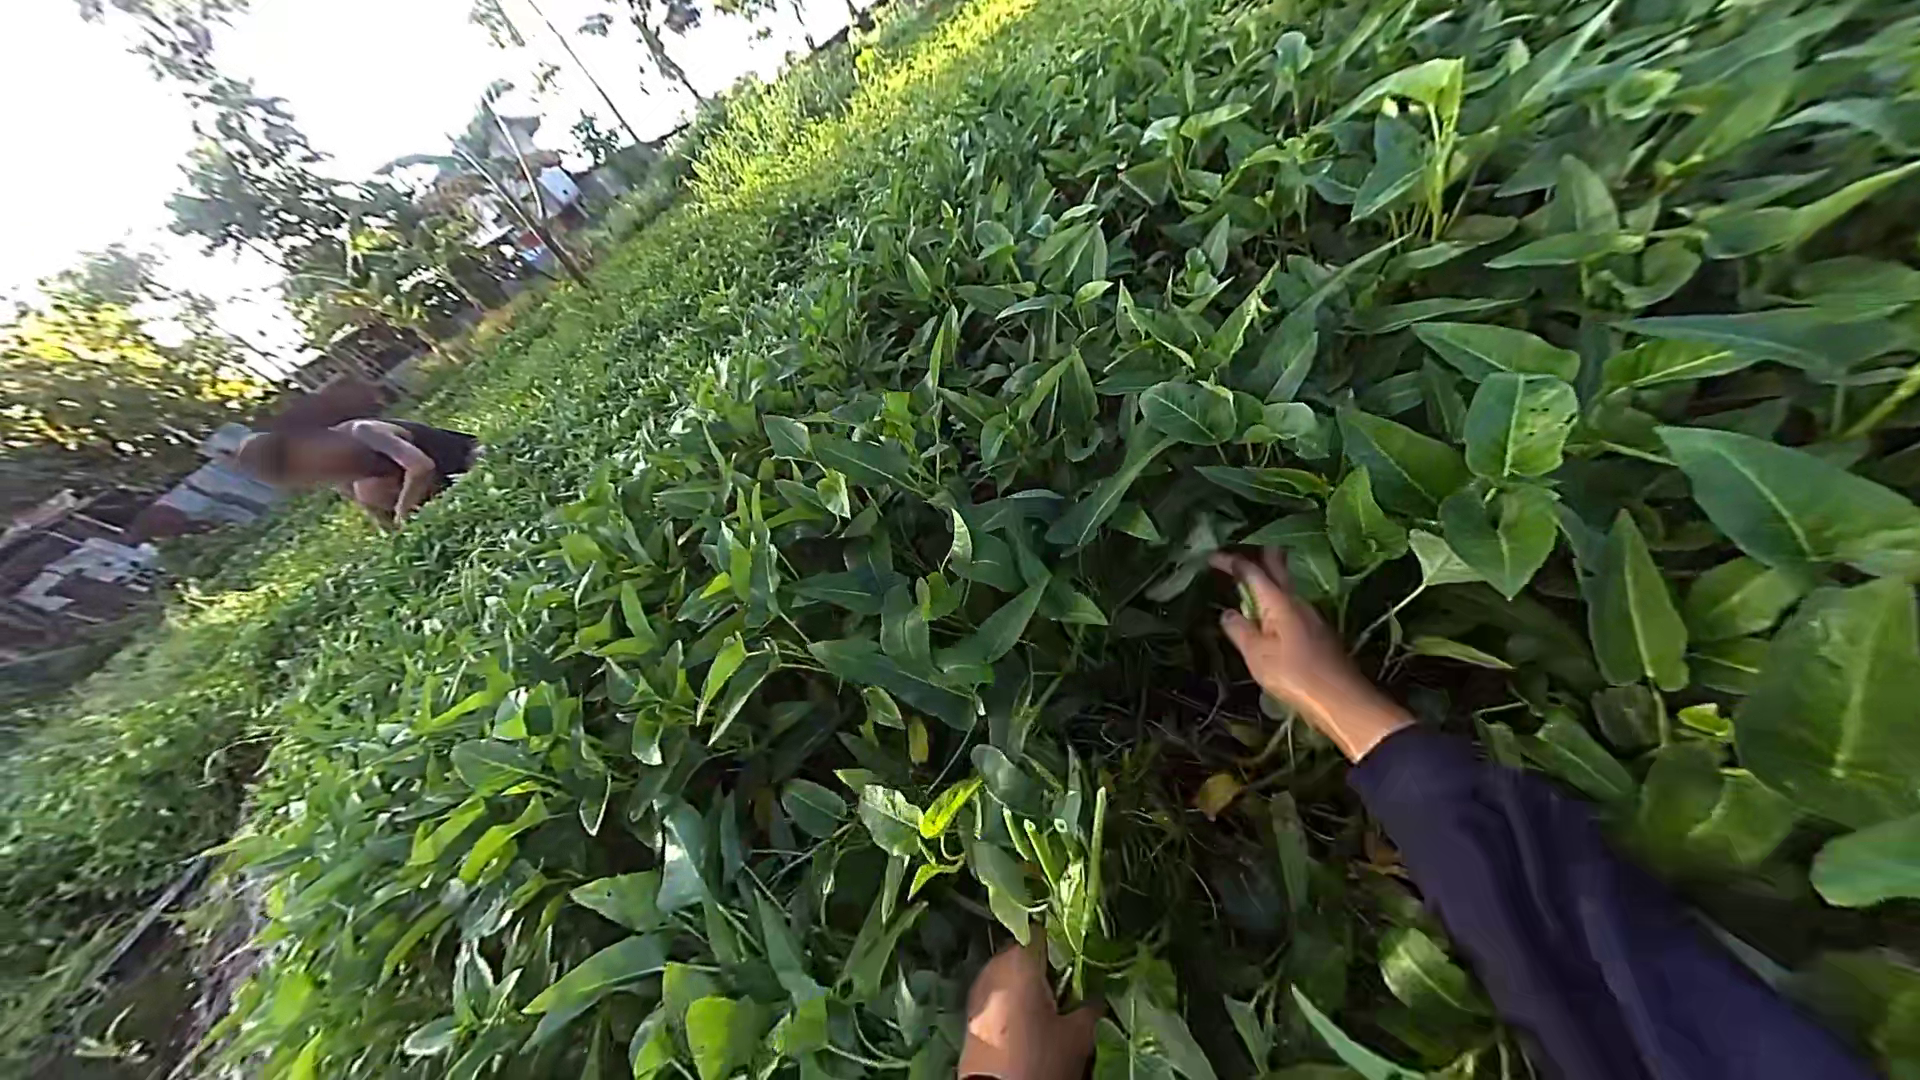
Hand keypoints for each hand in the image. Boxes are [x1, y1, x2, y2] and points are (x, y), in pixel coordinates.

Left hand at [959, 932, 1099, 1079]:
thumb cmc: (1037, 1060)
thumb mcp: (1076, 1037)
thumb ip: (1091, 1008)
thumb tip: (1099, 996)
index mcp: (1020, 959)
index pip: (1042, 932)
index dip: (1059, 942)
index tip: (1074, 960)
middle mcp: (995, 962)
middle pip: (1024, 950)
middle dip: (1042, 964)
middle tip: (1063, 986)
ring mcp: (980, 984)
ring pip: (1008, 970)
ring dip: (1025, 981)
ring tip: (1045, 1005)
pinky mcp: (971, 1007)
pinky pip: (996, 989)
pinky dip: (1010, 996)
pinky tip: (1024, 1019)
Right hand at [1210, 548, 1411, 761]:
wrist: (1342, 701)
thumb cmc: (1294, 675)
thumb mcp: (1256, 654)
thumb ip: (1238, 629)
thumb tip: (1226, 612)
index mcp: (1279, 602)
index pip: (1252, 572)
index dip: (1230, 561)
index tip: (1210, 557)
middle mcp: (1297, 602)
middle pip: (1278, 568)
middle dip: (1258, 555)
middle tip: (1239, 551)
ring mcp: (1310, 616)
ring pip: (1285, 586)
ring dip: (1267, 577)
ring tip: (1246, 580)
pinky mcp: (1316, 631)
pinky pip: (1289, 603)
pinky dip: (1273, 598)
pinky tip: (1266, 611)